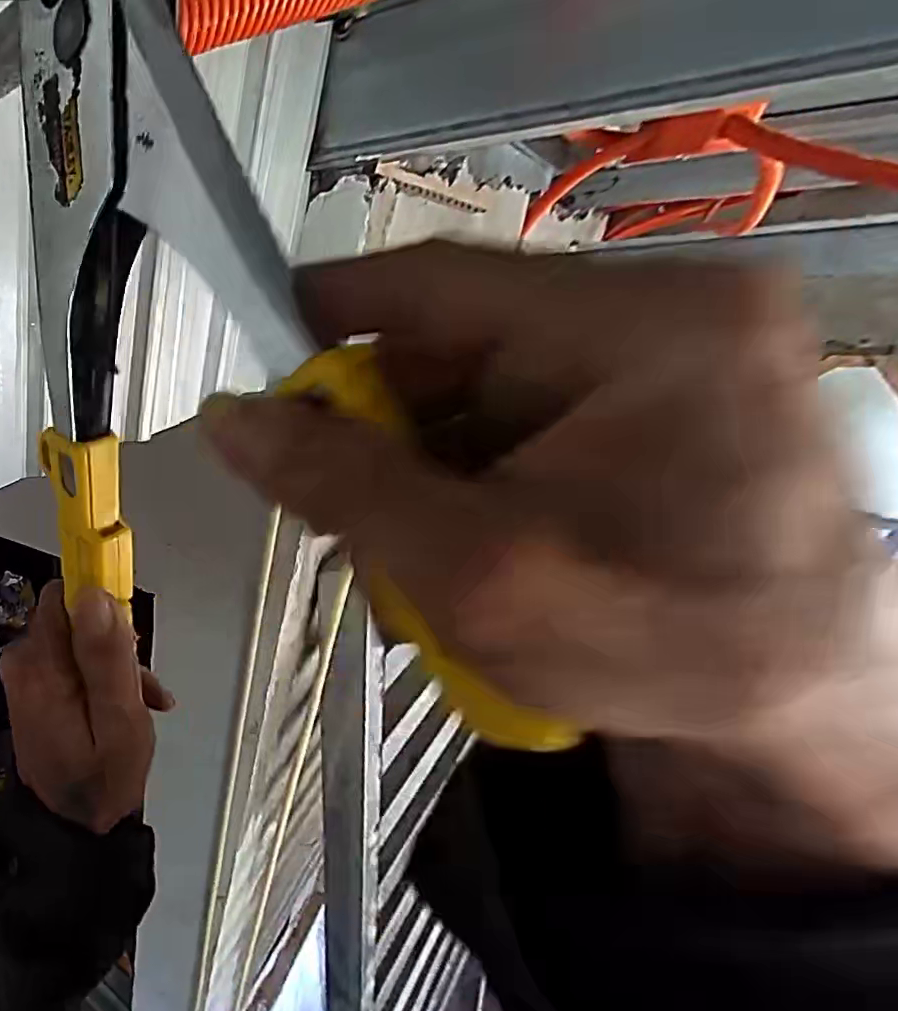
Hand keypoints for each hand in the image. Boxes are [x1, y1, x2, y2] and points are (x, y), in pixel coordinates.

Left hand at [1, 581, 174, 833]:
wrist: (69, 827)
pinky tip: (130, 707)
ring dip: (113, 665)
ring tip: (144, 703)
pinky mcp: (34, 687)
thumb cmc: (100, 779)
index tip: (128, 635)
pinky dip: (100, 678)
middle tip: (142, 685)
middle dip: (112, 644)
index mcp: (38, 666)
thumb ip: (106, 657)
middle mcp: (22, 662)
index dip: (98, 604)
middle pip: (72, 621)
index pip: (61, 600)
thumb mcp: (119, 721)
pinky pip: (70, 664)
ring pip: (77, 642)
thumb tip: (93, 593)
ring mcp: (25, 675)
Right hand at [204, 242, 897, 869]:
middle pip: (425, 349)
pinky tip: (435, 543)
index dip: (310, 319)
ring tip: (396, 551)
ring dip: (389, 469)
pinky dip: (428, 482)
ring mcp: (632, 364)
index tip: (242, 386)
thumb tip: (223, 416)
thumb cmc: (655, 646)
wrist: (793, 720)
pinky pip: (473, 426)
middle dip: (357, 431)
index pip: (421, 284)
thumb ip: (336, 481)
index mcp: (633, 325)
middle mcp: (640, 319)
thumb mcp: (466, 567)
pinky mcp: (618, 411)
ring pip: (438, 395)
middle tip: (328, 515)